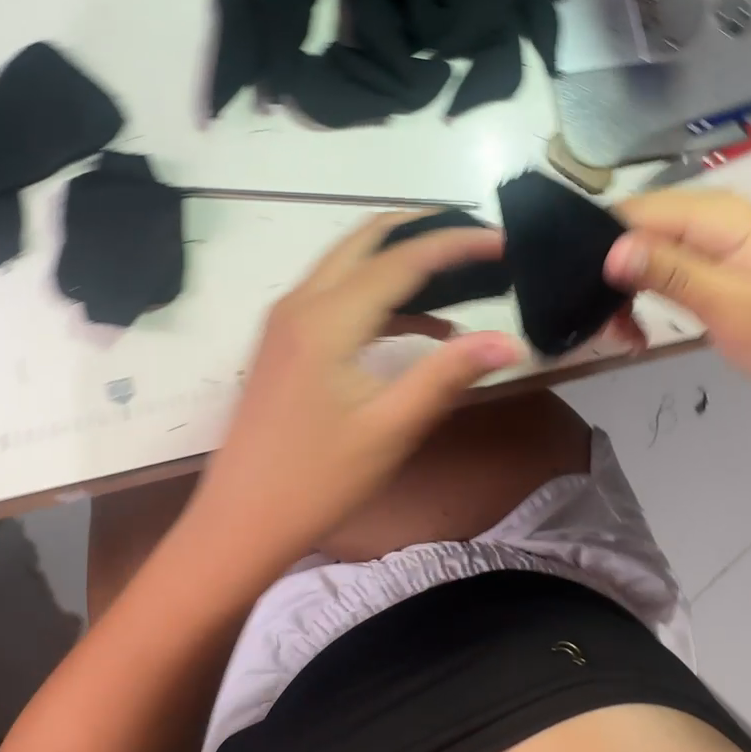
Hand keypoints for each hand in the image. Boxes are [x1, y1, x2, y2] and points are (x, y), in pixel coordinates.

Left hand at [191, 214, 523, 566]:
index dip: (457, 243)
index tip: (503, 241)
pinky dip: (383, 293)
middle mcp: (301, 302)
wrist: (239, 521)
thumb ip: (449, 374)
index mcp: (327, 318)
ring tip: (461, 273)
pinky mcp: (286, 339)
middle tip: (478, 240)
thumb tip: (511, 341)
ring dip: (403, 257)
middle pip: (369, 238)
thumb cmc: (318, 479)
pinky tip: (426, 326)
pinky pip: (340, 292)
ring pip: (351, 261)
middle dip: (425, 229)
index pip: (403, 258)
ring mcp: (288, 319)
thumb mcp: (392, 427)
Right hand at [605, 189, 750, 394]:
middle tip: (599, 323)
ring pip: (640, 253)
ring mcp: (706, 241)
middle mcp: (708, 217)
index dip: (603, 244)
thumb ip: (674, 274)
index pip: (638, 210)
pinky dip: (639, 299)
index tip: (580, 288)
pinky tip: (634, 334)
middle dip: (609, 271)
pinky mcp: (704, 267)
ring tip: (618, 335)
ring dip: (621, 292)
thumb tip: (612, 249)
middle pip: (634, 229)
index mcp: (719, 213)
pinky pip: (656, 271)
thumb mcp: (733, 307)